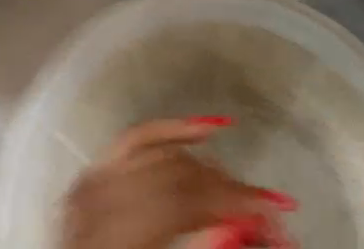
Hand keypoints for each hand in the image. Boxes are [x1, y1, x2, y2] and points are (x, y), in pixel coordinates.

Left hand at [60, 119, 296, 248]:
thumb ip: (200, 248)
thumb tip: (244, 229)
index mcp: (109, 234)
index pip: (182, 204)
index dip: (231, 204)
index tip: (272, 210)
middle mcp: (95, 200)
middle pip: (175, 177)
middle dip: (228, 189)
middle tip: (267, 203)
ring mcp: (91, 181)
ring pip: (163, 156)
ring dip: (209, 167)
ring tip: (241, 185)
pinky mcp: (94, 171)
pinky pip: (138, 139)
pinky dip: (175, 130)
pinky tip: (209, 126)